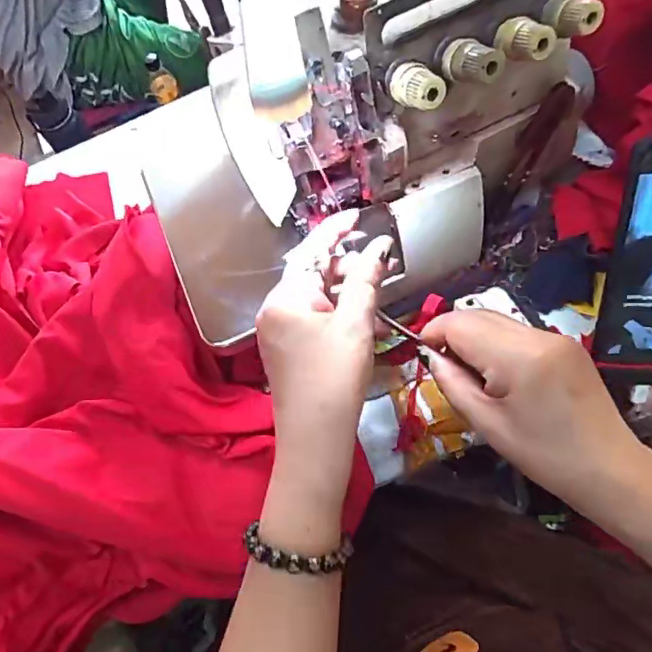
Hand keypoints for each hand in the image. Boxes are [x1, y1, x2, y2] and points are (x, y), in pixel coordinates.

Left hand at [255, 230, 391, 451]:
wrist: (314, 437)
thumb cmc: (334, 380)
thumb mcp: (355, 325)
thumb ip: (366, 280)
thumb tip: (379, 246)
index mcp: (283, 300)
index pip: (311, 253)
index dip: (336, 231)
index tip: (357, 214)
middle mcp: (272, 311)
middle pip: (312, 274)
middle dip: (345, 266)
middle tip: (378, 262)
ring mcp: (276, 331)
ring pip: (314, 297)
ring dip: (343, 291)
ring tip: (373, 291)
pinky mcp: (284, 348)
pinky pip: (310, 317)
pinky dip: (334, 311)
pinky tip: (357, 315)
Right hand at [420, 310, 649, 504]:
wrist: (608, 468)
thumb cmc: (543, 454)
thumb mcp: (486, 424)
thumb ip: (452, 383)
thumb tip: (432, 356)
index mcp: (518, 356)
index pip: (459, 323)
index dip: (433, 333)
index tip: (421, 356)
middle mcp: (538, 335)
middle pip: (478, 315)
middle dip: (451, 332)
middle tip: (441, 366)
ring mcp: (556, 337)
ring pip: (497, 321)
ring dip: (474, 338)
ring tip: (468, 374)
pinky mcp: (566, 345)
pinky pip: (517, 333)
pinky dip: (496, 344)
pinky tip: (496, 374)